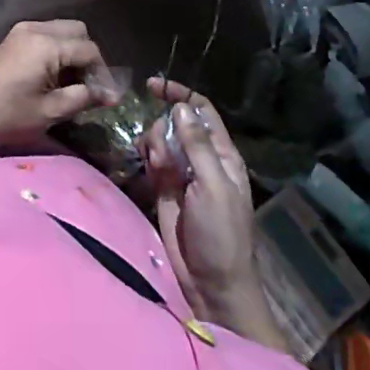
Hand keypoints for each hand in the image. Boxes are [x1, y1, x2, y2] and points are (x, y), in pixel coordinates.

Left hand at [0, 20, 111, 148]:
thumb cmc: (8, 116)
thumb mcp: (51, 111)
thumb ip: (83, 97)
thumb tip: (109, 95)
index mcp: (46, 45)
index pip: (89, 50)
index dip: (103, 74)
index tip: (107, 97)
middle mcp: (36, 29)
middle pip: (78, 32)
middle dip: (89, 57)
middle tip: (91, 86)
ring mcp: (23, 30)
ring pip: (63, 31)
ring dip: (74, 53)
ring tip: (75, 84)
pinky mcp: (15, 37)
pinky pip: (47, 35)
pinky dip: (58, 51)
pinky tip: (57, 77)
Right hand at [142, 78, 281, 347]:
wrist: (211, 283)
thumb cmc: (221, 234)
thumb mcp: (213, 186)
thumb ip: (196, 146)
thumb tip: (179, 109)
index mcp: (222, 155)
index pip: (201, 111)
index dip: (180, 95)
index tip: (153, 85)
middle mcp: (202, 159)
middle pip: (176, 123)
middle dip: (163, 127)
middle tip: (161, 152)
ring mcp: (182, 174)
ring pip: (161, 140)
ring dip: (154, 144)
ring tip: (157, 167)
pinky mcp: (164, 189)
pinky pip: (152, 160)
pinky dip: (147, 158)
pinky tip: (148, 169)